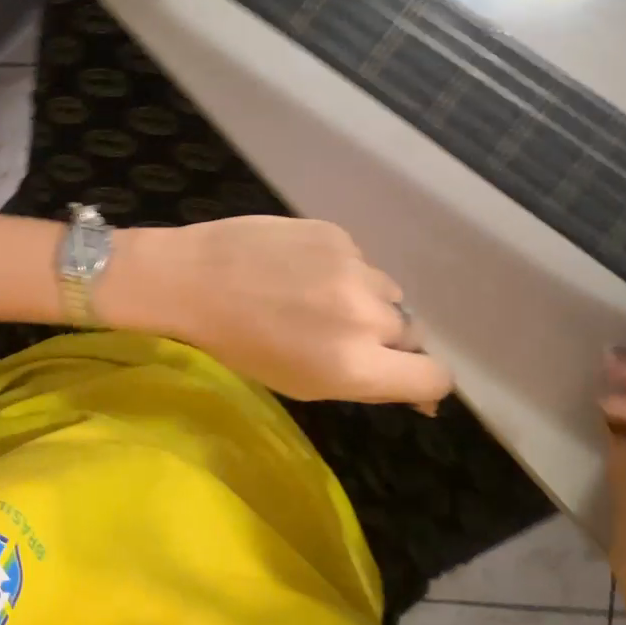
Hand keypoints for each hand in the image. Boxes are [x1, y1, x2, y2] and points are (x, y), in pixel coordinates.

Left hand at [115, 216, 451, 406]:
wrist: (190, 278)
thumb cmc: (238, 344)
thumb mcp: (302, 383)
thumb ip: (366, 383)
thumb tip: (421, 391)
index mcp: (356, 365)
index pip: (435, 376)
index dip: (422, 380)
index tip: (403, 376)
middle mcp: (366, 316)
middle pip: (411, 332)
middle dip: (385, 339)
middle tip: (337, 334)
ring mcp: (353, 268)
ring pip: (388, 291)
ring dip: (366, 300)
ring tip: (314, 298)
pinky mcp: (337, 233)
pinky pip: (358, 260)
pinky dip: (340, 269)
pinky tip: (298, 269)